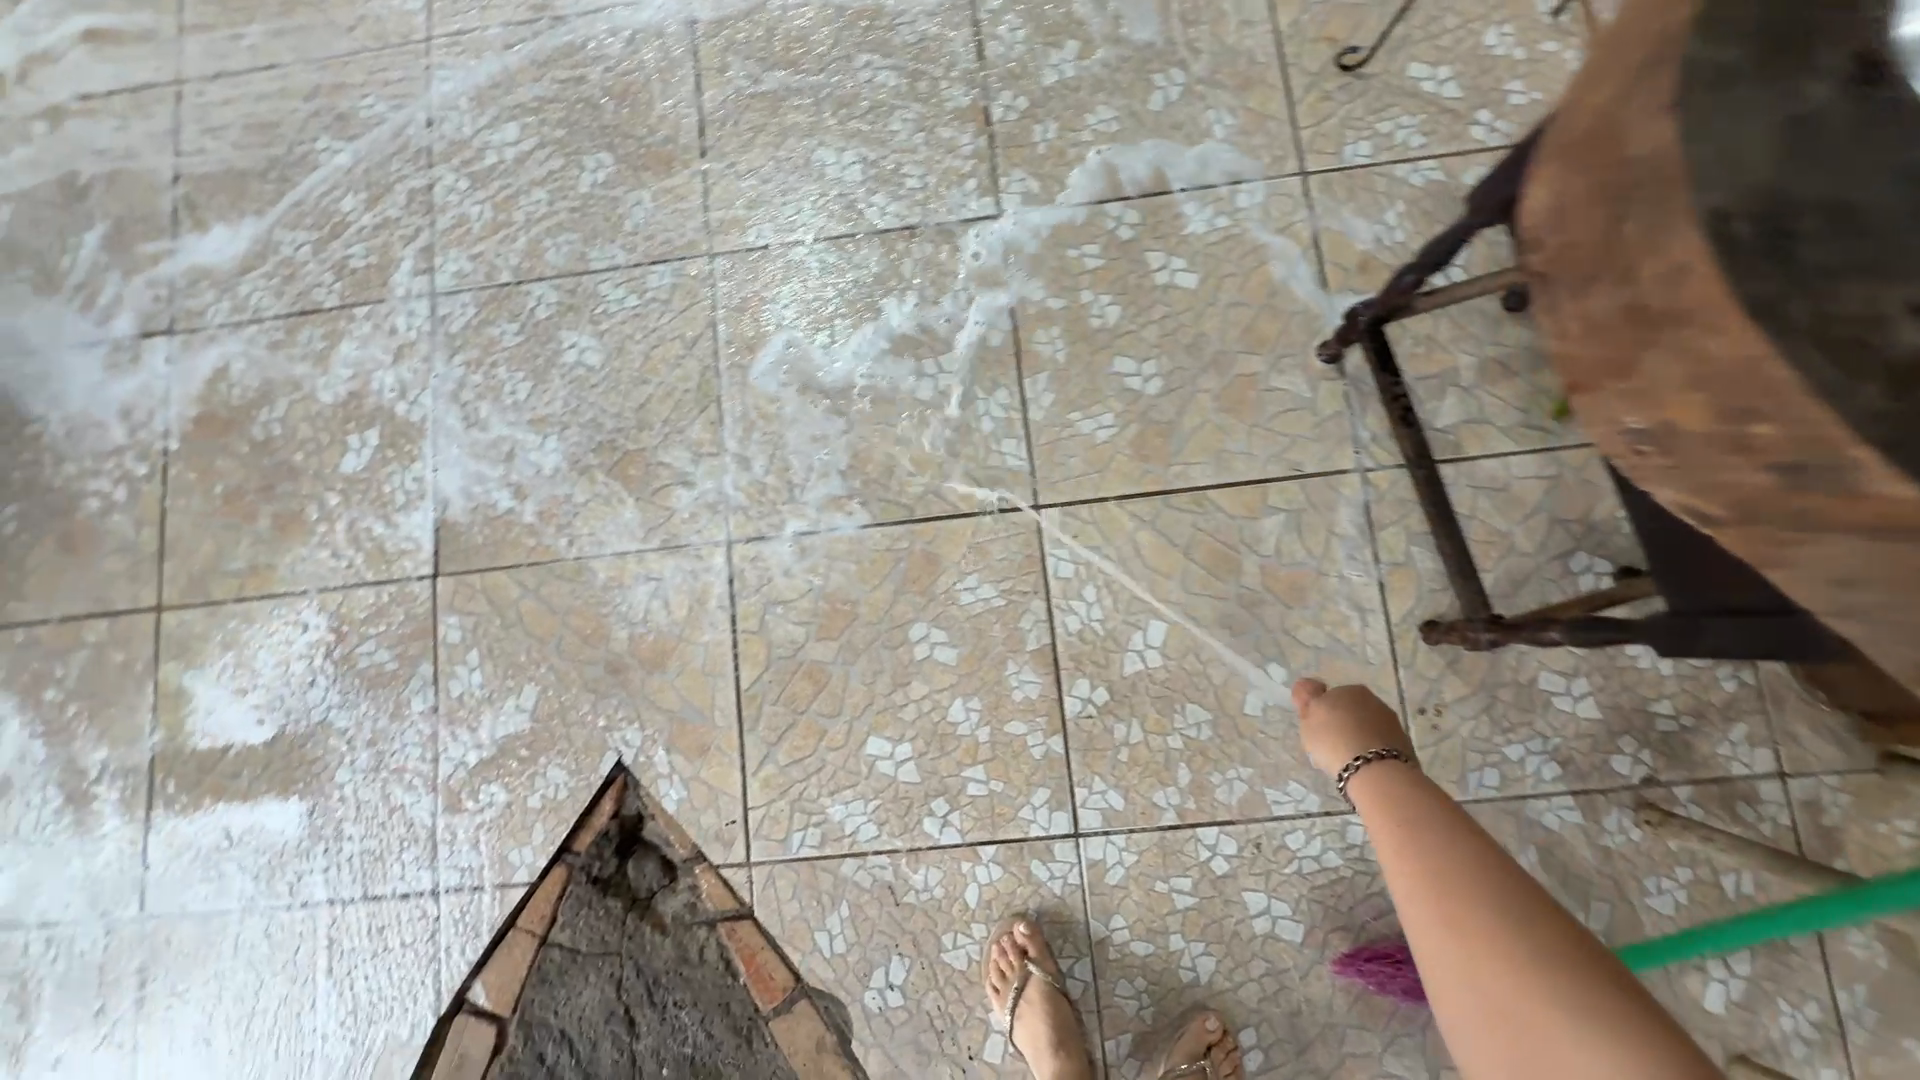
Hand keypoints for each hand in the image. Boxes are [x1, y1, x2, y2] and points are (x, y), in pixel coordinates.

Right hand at [1292, 678, 1415, 777]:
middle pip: (1349, 711)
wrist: (1376, 770)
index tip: (1314, 731)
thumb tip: (1307, 685)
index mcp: (1349, 689)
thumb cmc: (1334, 740)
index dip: (1319, 713)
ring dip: (1357, 738)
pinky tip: (1363, 766)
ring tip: (1347, 760)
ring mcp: (1391, 722)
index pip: (1328, 696)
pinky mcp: (1404, 744)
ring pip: (1366, 728)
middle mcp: (1373, 700)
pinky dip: (1371, 751)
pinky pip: (1378, 745)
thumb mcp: (1308, 717)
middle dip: (1340, 724)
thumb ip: (1306, 699)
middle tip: (1328, 746)